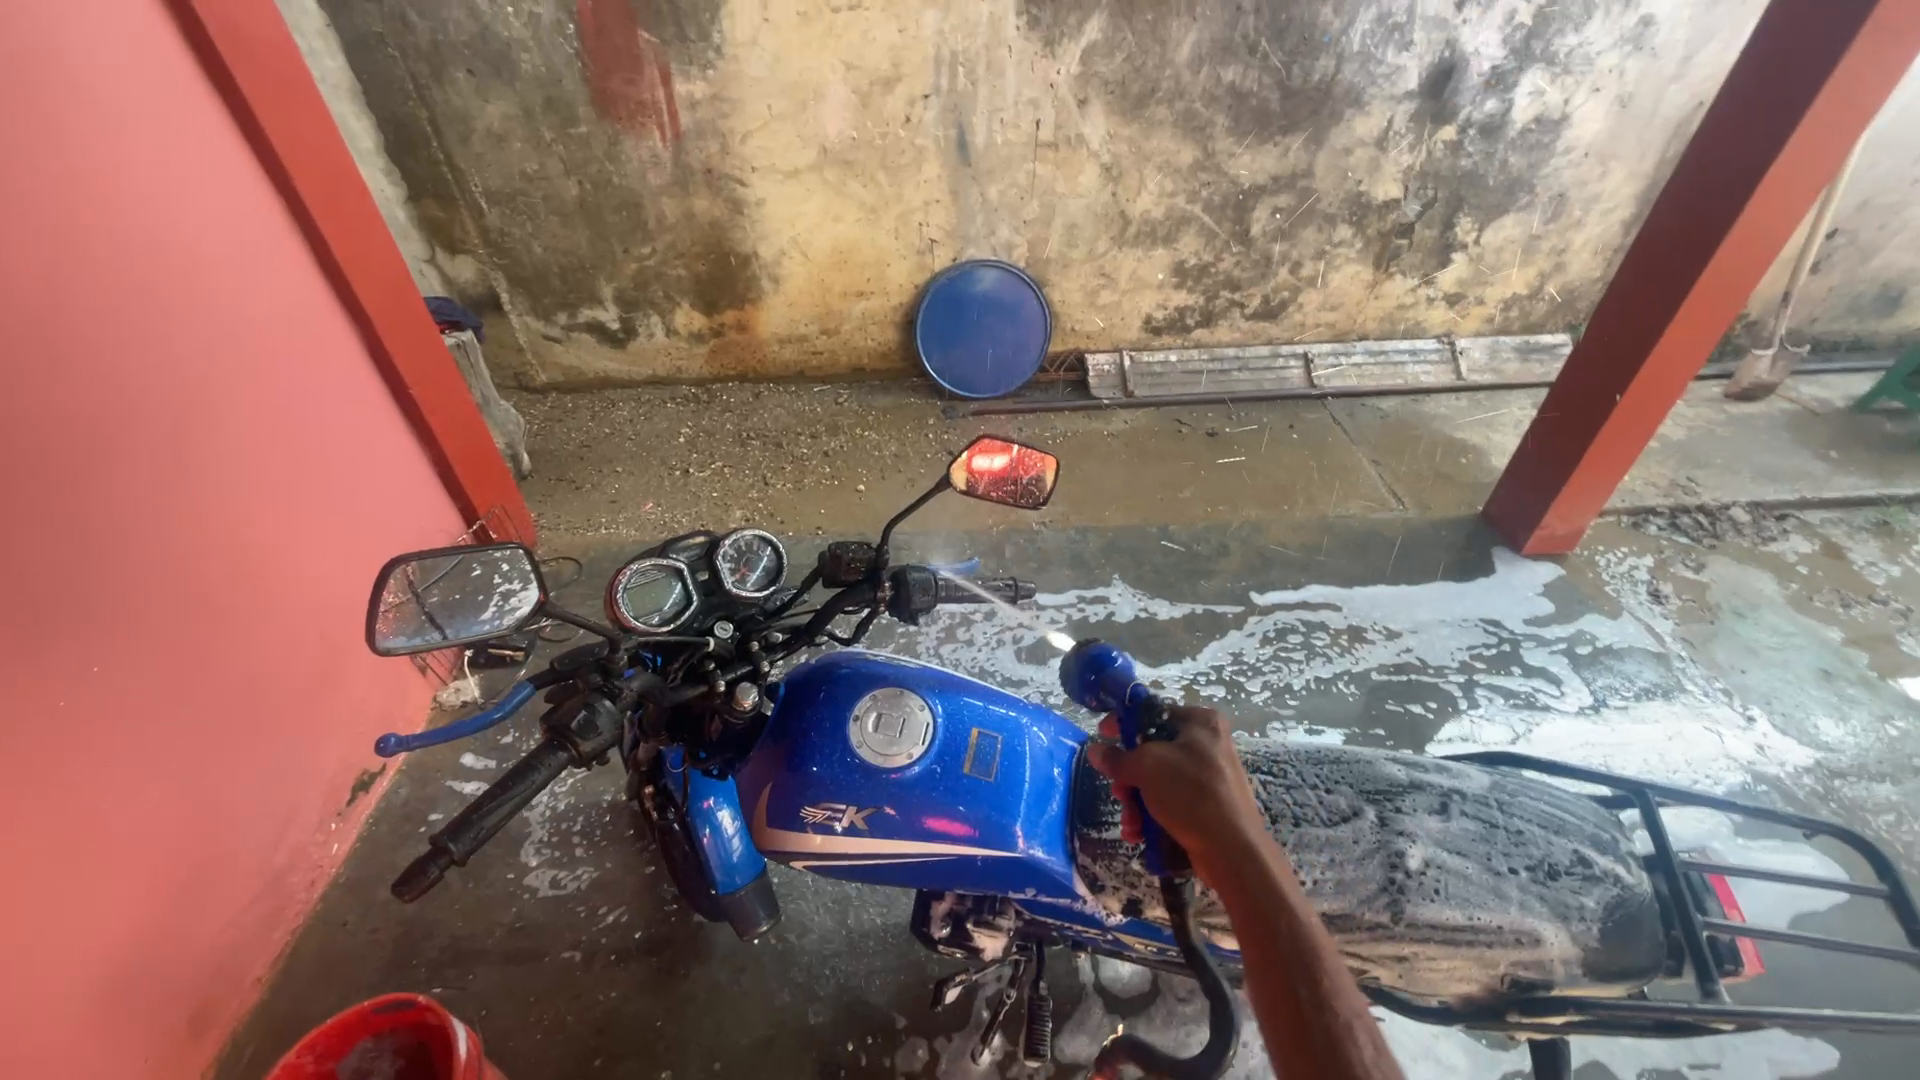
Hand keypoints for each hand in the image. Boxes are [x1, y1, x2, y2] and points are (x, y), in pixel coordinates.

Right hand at [1085, 705, 1268, 879]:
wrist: (1233, 851)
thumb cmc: (1190, 794)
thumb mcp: (1146, 768)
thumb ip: (1117, 758)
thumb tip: (1095, 751)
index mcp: (1200, 722)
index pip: (1152, 712)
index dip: (1123, 723)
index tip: (1102, 735)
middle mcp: (1207, 744)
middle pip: (1151, 750)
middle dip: (1129, 776)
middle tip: (1119, 792)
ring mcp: (1208, 776)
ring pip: (1157, 780)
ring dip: (1136, 801)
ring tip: (1130, 822)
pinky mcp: (1207, 805)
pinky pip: (1170, 801)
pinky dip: (1152, 815)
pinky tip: (1139, 833)